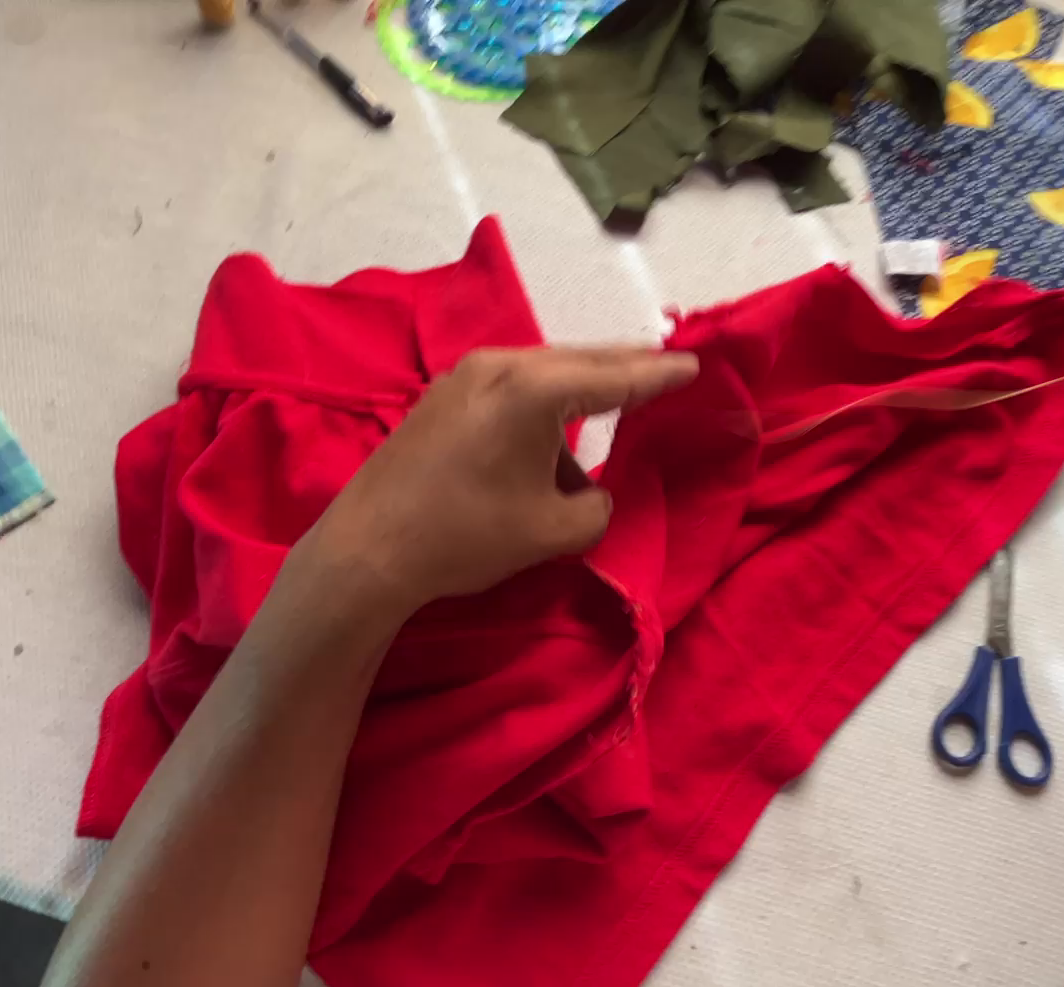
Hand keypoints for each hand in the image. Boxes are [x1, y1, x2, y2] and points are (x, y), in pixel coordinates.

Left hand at [293, 347, 697, 619]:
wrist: (368, 548)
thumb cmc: (466, 536)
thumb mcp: (552, 532)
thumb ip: (595, 508)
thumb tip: (590, 492)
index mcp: (534, 389)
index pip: (615, 377)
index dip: (659, 375)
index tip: (695, 365)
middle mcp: (499, 365)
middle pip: (579, 361)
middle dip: (624, 369)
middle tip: (663, 369)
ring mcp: (465, 375)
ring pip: (542, 375)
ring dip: (577, 399)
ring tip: (602, 426)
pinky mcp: (443, 395)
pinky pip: (511, 390)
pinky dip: (541, 409)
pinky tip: (544, 448)